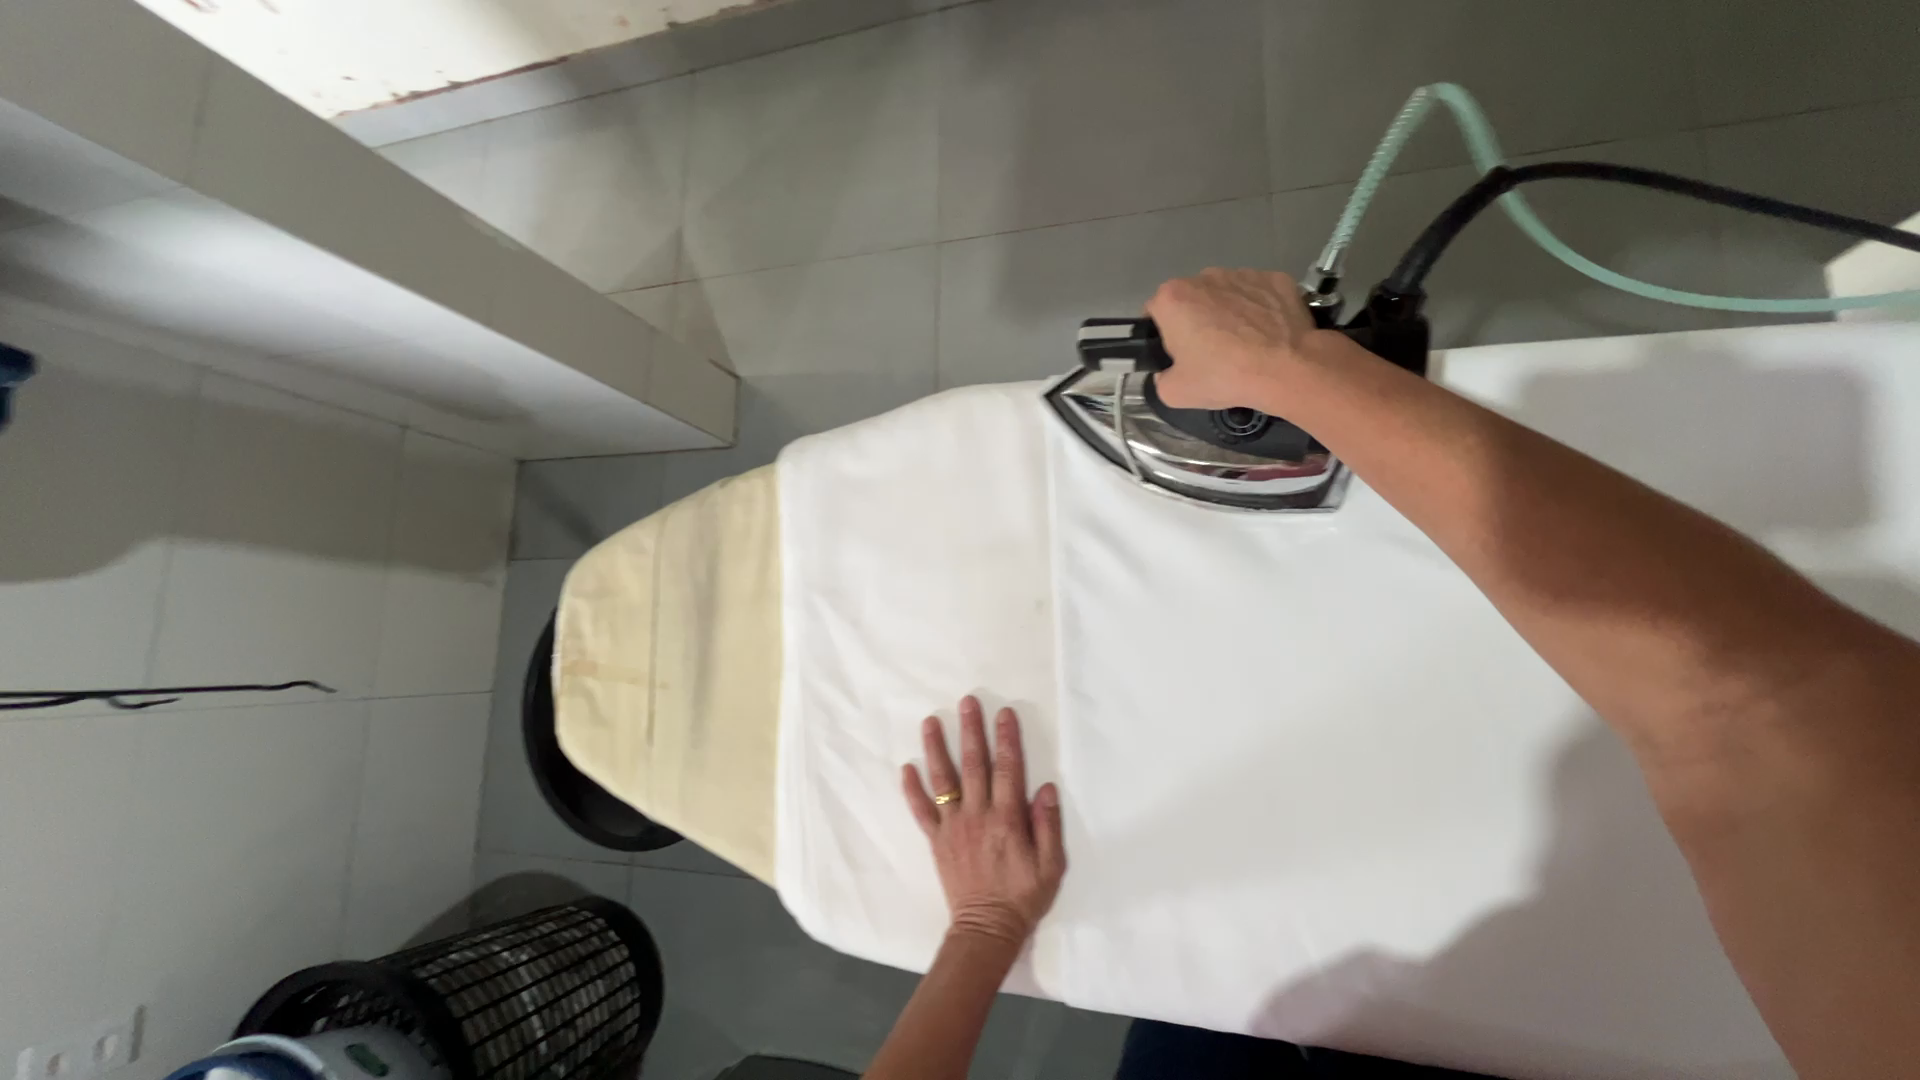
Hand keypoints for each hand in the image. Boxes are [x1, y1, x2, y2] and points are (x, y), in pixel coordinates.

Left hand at [903, 697, 1065, 945]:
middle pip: (974, 765)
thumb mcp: (1051, 867)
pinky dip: (912, 790)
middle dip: (971, 731)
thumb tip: (1046, 788)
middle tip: (967, 702)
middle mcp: (977, 816)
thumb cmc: (1023, 897)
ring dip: (936, 749)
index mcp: (1007, 820)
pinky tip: (906, 767)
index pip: (1008, 770)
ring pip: (943, 781)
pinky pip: (921, 811)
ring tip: (931, 722)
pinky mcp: (937, 841)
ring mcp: (953, 827)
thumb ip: (1048, 826)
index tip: (1004, 714)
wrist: (986, 931)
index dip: (1007, 740)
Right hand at [1145, 268, 1337, 413]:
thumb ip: (1160, 379)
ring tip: (1243, 342)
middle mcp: (1204, 276)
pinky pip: (1257, 293)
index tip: (1177, 353)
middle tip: (1210, 351)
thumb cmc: (1223, 376)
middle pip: (1191, 298)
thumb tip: (1168, 372)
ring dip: (1227, 311)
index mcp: (1173, 298)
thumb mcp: (1174, 392)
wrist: (1286, 369)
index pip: (1155, 311)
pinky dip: (1258, 308)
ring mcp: (1243, 273)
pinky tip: (1266, 333)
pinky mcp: (1275, 278)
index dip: (1163, 334)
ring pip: (1225, 293)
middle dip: (1195, 318)